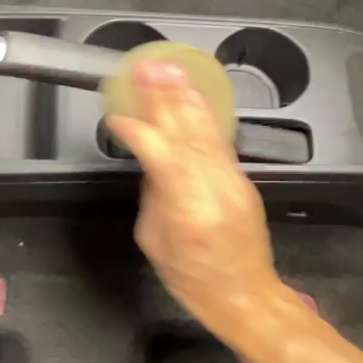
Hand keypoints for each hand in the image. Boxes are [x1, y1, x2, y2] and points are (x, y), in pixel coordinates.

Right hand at [105, 61, 285, 326]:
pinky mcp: (242, 178)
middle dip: (163, 96)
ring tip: (170, 69)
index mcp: (185, 207)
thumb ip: (152, 194)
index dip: (135, 130)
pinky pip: (220, 139)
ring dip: (184, 96)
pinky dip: (205, 114)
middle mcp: (212, 186)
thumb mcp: (154, 240)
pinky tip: (193, 96)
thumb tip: (151, 164)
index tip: (116, 117)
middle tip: (147, 67)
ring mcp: (231, 179)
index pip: (157, 153)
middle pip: (185, 131)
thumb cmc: (193, 279)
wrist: (246, 295)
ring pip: (205, 129)